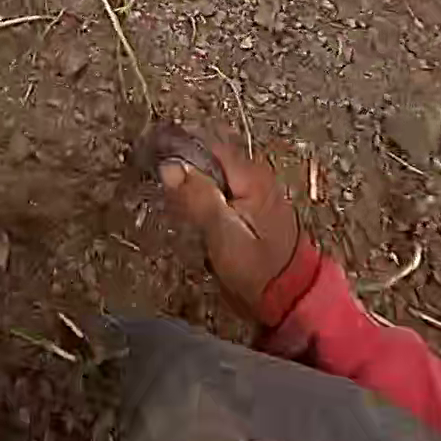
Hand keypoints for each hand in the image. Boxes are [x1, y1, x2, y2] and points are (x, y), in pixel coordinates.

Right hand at [161, 141, 302, 323]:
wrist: (291, 298)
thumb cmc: (258, 269)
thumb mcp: (223, 235)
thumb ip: (198, 198)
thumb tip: (170, 167)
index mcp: (250, 175)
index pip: (208, 143)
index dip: (177, 142)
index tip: (150, 147)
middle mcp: (254, 174)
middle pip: (210, 151)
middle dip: (180, 152)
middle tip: (150, 160)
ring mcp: (254, 189)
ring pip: (214, 167)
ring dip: (189, 167)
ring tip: (160, 175)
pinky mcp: (250, 205)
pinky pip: (220, 183)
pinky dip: (199, 183)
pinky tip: (183, 194)